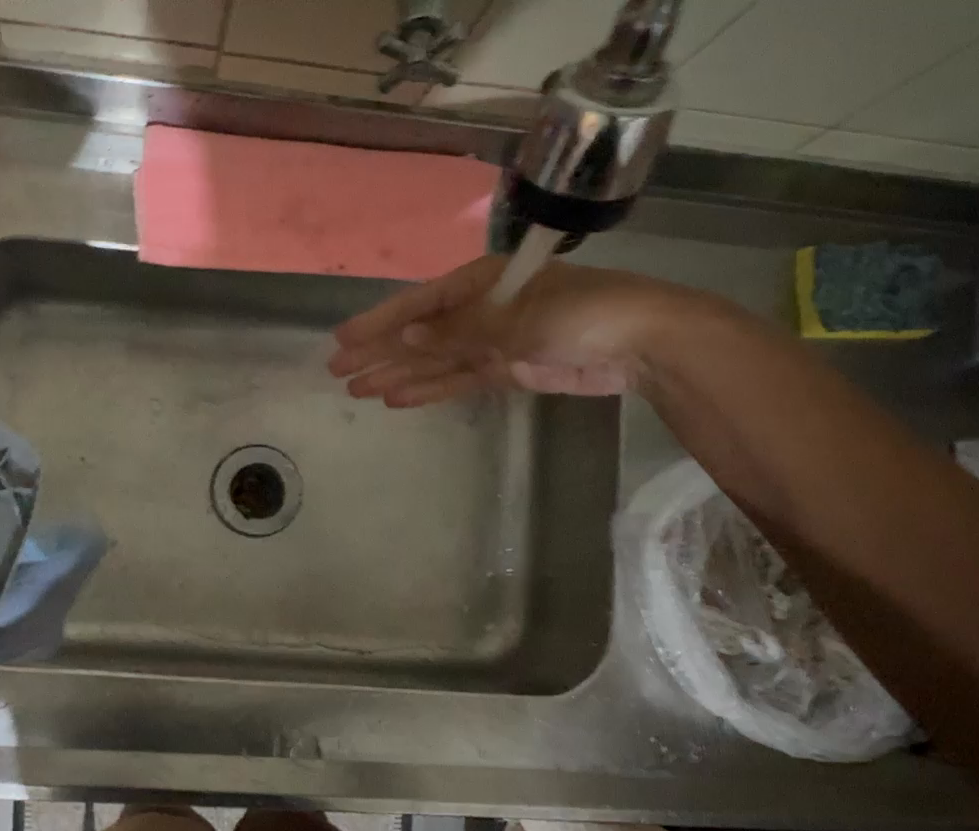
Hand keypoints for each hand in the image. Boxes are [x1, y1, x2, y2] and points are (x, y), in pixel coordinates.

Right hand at [327, 255, 691, 405]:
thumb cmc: (582, 314)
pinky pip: (457, 380)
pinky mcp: (506, 370)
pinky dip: (429, 389)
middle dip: (379, 351)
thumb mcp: (515, 317)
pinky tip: (398, 399)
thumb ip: (458, 330)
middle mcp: (481, 309)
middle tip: (337, 371)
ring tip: (358, 390)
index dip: (379, 322)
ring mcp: (492, 342)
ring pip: (433, 360)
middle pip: (419, 333)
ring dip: (397, 374)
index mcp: (482, 283)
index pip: (418, 304)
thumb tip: (405, 334)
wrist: (642, 343)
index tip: (343, 339)